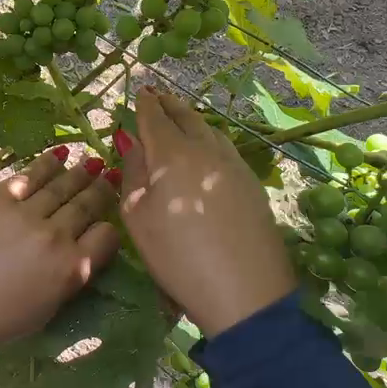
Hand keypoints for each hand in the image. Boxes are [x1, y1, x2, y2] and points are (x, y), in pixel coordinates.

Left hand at [0, 149, 120, 387]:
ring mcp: (25, 212)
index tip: (109, 218)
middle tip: (112, 174)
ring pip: (60, 186)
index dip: (110, 228)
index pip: (105, 237)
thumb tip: (81, 253)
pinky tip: (58, 154)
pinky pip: (28, 176)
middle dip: (101, 189)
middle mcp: (55, 236)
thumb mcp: (47, 310)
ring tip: (92, 161)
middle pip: (85, 206)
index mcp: (71, 270)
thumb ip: (68, 278)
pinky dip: (45, 163)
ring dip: (79, 172)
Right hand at [116, 87, 294, 336]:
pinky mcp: (253, 186)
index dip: (145, 103)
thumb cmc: (178, 257)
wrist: (246, 296)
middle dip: (169, 104)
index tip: (139, 91)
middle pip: (187, 117)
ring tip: (181, 118)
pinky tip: (207, 148)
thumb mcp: (137, 217)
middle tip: (158, 95)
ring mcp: (234, 167)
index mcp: (172, 154)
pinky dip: (210, 139)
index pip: (155, 117)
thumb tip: (133, 142)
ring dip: (192, 120)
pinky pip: (226, 149)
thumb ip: (133, 172)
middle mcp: (206, 150)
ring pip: (210, 130)